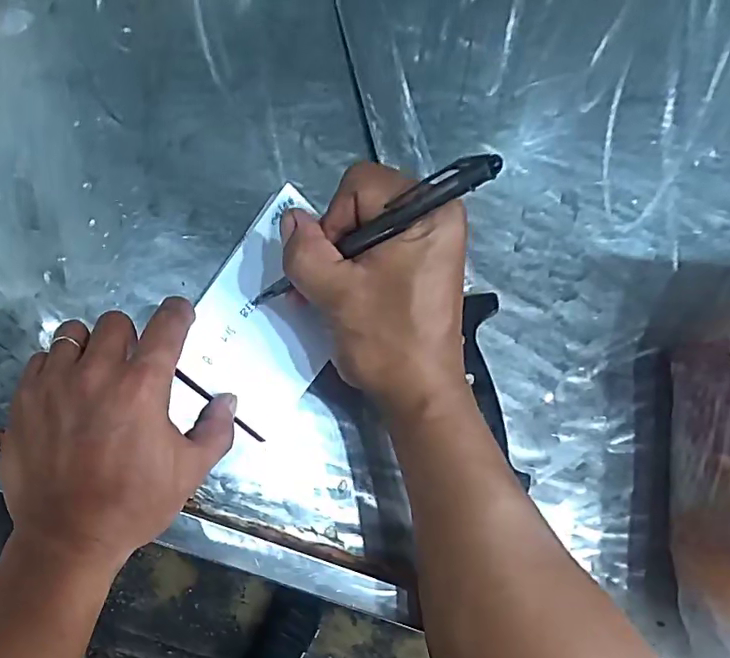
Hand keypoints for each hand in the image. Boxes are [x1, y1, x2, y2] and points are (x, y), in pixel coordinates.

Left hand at [0, 298, 235, 572]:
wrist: (70, 534)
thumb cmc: (136, 504)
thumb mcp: (190, 473)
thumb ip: (214, 431)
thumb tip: (226, 401)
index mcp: (143, 387)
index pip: (165, 328)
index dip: (177, 314)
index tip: (180, 313)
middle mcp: (97, 372)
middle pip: (115, 323)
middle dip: (131, 337)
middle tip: (135, 365)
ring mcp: (55, 382)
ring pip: (73, 334)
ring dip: (91, 348)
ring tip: (96, 377)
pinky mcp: (24, 397)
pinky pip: (42, 360)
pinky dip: (58, 368)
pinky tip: (67, 395)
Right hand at [283, 162, 468, 421]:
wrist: (421, 396)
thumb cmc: (388, 343)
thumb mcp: (335, 292)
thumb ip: (305, 249)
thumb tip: (291, 220)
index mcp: (429, 211)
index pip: (358, 187)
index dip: (333, 225)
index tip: (334, 270)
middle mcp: (438, 219)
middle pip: (362, 208)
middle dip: (336, 248)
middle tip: (328, 290)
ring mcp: (433, 248)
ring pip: (366, 237)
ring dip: (342, 267)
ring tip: (336, 303)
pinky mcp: (425, 273)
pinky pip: (381, 257)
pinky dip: (359, 277)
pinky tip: (352, 306)